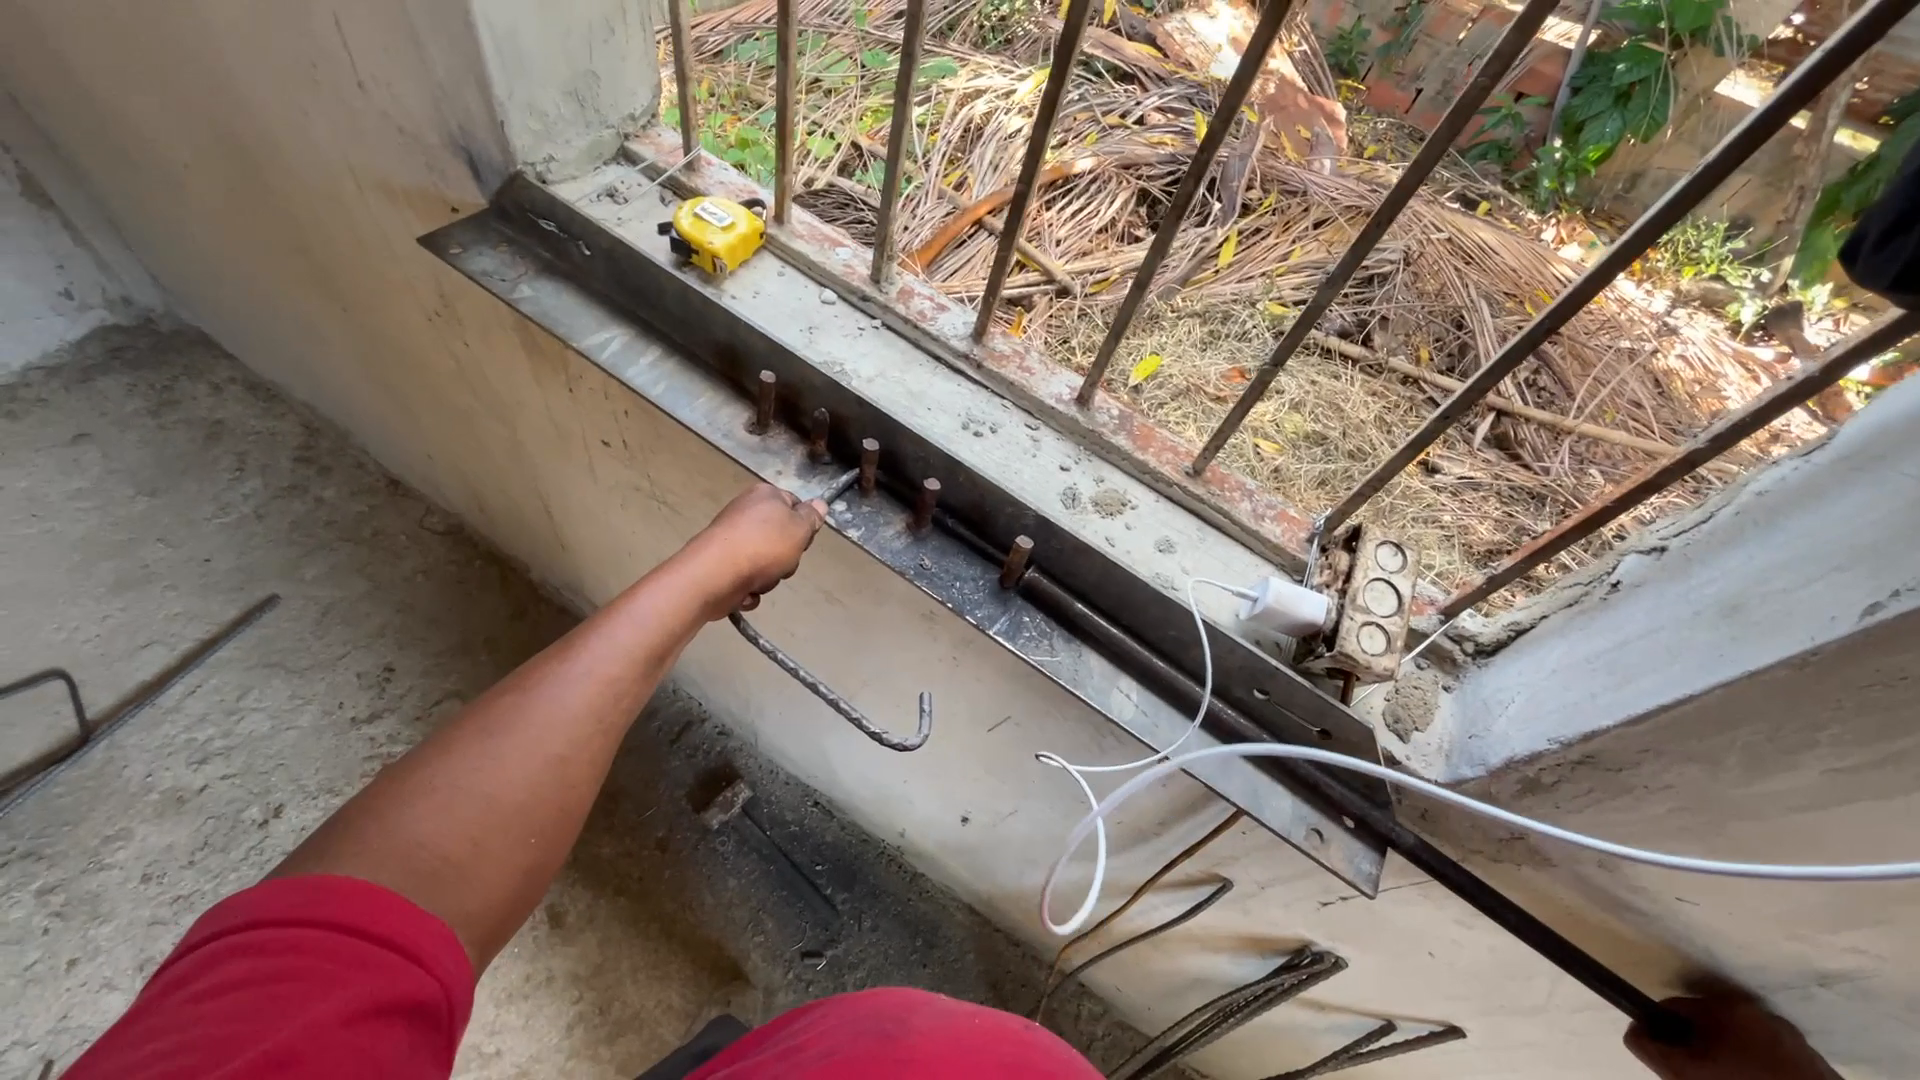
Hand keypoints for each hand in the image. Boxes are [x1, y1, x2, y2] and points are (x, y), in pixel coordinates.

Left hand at [681, 483, 827, 618]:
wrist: (715, 575)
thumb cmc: (764, 546)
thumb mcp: (800, 528)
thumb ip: (812, 516)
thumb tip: (820, 503)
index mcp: (765, 495)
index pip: (796, 505)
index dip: (804, 525)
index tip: (803, 540)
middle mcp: (747, 513)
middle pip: (782, 537)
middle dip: (787, 557)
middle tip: (783, 562)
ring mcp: (733, 540)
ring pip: (767, 561)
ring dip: (770, 576)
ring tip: (761, 578)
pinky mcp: (723, 564)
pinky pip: (749, 577)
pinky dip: (751, 587)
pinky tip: (747, 589)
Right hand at [1626, 995, 1840, 1079]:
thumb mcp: (1683, 1073)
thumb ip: (1648, 1046)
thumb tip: (1636, 1029)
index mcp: (1727, 1007)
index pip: (1674, 1008)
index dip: (1667, 1034)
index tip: (1674, 1058)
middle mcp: (1760, 1012)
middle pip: (1710, 1024)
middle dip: (1701, 1045)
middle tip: (1704, 1073)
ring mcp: (1793, 1037)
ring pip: (1743, 1040)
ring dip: (1732, 1056)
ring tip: (1732, 1079)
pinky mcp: (1815, 1061)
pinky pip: (1772, 1056)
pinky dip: (1762, 1068)